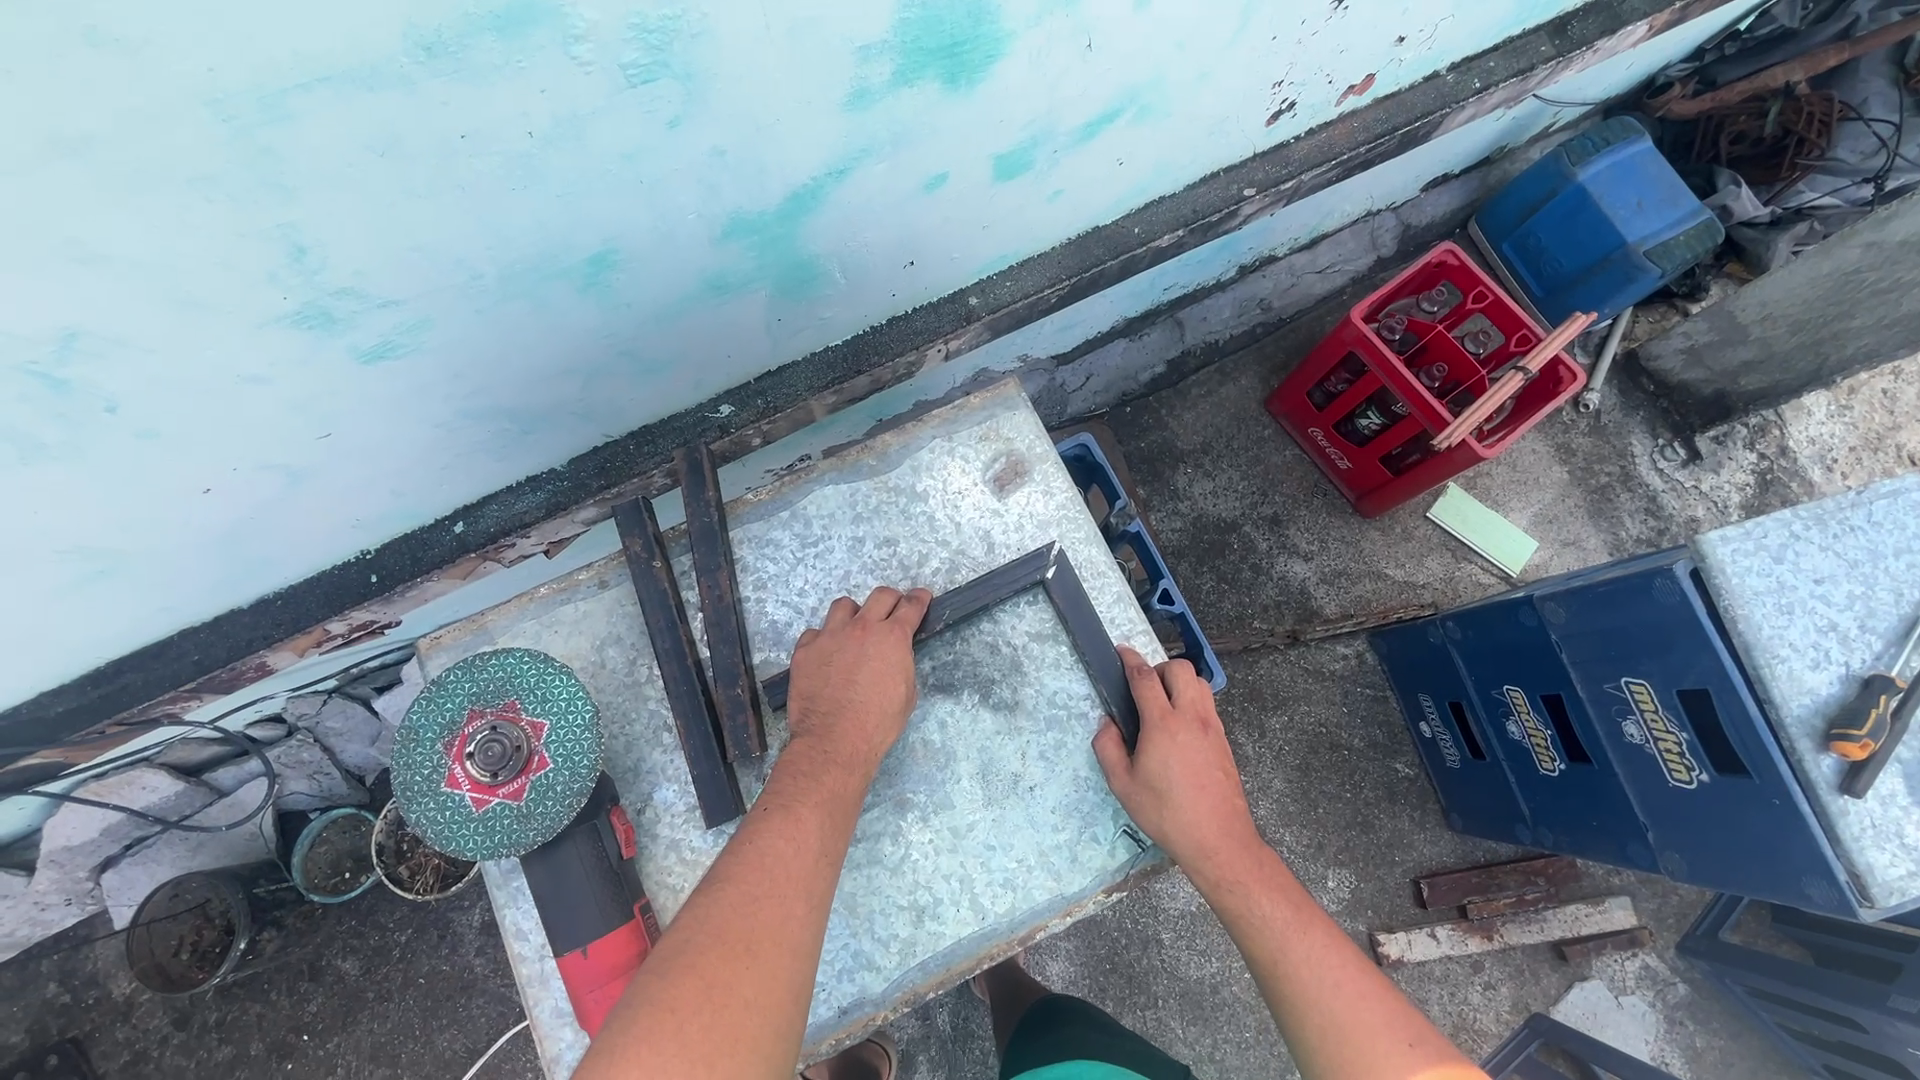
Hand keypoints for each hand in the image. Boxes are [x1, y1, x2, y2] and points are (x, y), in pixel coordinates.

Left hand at [784, 586, 931, 773]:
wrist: (835, 740)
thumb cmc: (879, 723)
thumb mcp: (907, 692)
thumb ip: (901, 663)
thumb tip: (894, 655)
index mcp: (892, 638)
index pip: (911, 606)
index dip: (919, 599)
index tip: (921, 596)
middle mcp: (862, 628)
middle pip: (880, 596)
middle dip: (892, 599)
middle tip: (892, 610)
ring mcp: (830, 636)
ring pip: (843, 606)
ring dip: (854, 614)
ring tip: (854, 630)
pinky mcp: (805, 650)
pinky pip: (815, 633)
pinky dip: (824, 640)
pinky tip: (826, 655)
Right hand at [1093, 646, 1261, 870]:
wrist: (1218, 839)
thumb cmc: (1166, 813)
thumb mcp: (1122, 785)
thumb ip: (1108, 747)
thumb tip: (1107, 723)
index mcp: (1163, 724)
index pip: (1144, 677)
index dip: (1130, 659)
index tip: (1121, 651)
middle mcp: (1191, 716)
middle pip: (1179, 668)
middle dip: (1158, 668)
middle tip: (1144, 689)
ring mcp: (1213, 726)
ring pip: (1199, 682)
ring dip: (1179, 682)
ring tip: (1163, 704)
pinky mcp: (1224, 739)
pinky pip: (1209, 703)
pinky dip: (1193, 700)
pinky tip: (1180, 726)